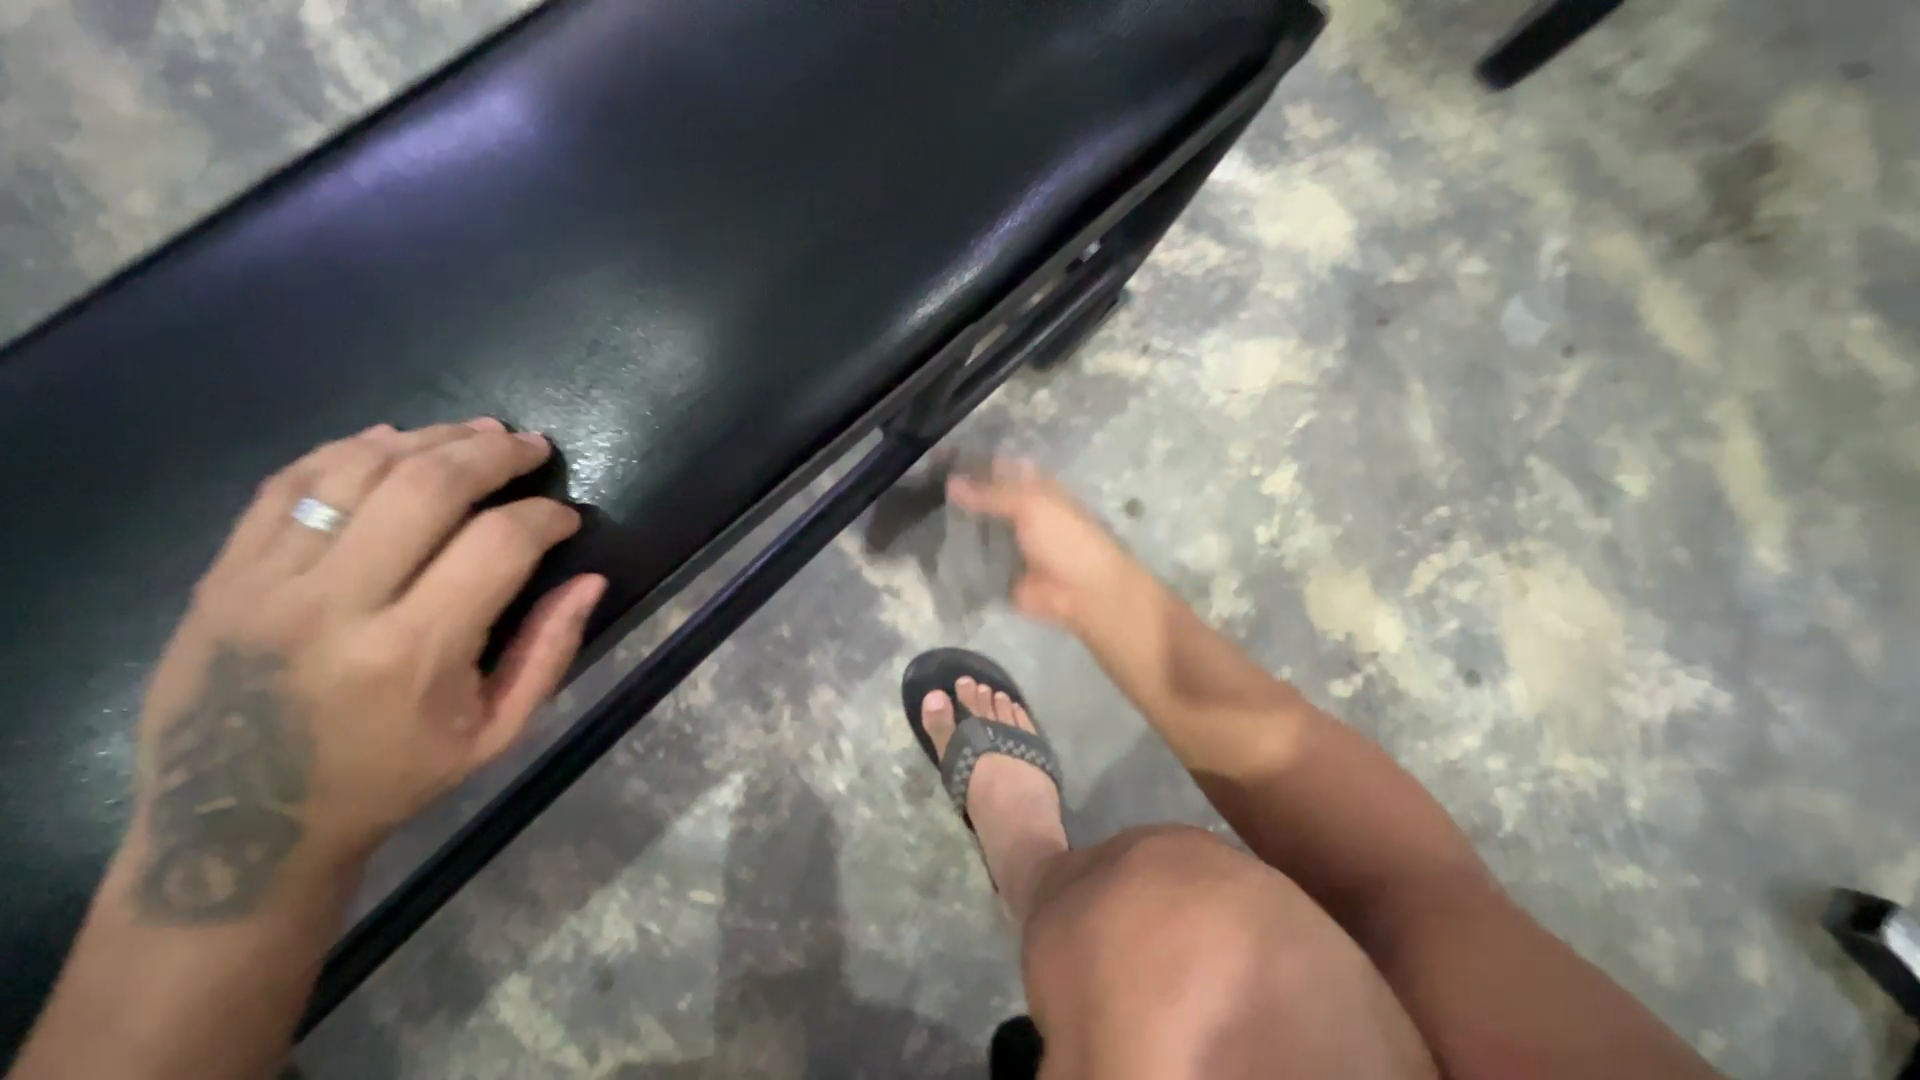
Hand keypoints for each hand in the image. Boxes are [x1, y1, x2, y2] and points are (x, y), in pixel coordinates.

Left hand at [127, 418, 603, 922]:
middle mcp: (334, 606)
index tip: (567, 517)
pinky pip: (288, 485)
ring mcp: (265, 584)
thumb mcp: (492, 737)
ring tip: (473, 433)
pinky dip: (347, 450)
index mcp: (411, 655)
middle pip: (427, 487)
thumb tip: (589, 579)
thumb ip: (547, 654)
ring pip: (356, 470)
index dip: (545, 517)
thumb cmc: (387, 783)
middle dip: (493, 454)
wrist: (238, 831)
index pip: (498, 545)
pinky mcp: (222, 575)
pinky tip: (391, 441)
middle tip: (530, 447)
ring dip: (428, 439)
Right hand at [946, 459, 1135, 629]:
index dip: (980, 465)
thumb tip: (952, 482)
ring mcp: (1013, 546)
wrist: (1084, 592)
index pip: (1006, 470)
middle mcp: (1025, 515)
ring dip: (959, 527)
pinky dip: (961, 559)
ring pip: (981, 531)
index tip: (946, 461)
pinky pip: (978, 563)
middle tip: (928, 490)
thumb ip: (992, 493)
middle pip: (990, 502)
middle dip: (964, 498)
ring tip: (923, 516)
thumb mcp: (1031, 504)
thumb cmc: (1066, 539)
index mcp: (1038, 491)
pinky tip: (933, 550)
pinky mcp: (1003, 574)